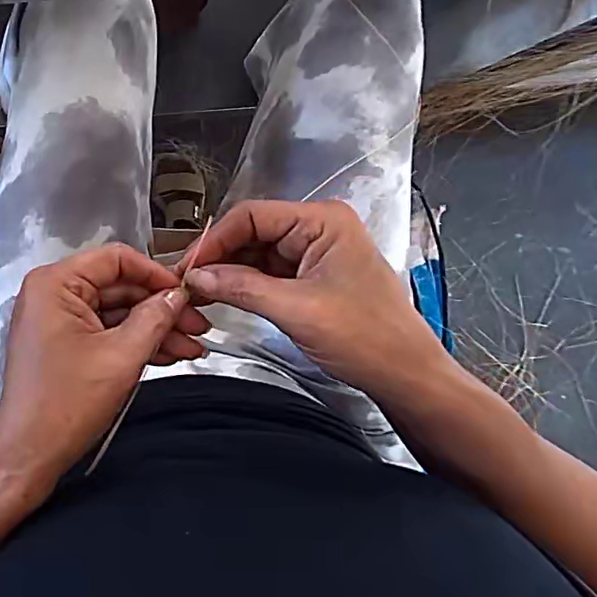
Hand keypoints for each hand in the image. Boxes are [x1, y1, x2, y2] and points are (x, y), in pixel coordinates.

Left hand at [0, 244, 208, 494]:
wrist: (30, 451)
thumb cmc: (62, 405)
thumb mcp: (120, 357)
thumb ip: (153, 319)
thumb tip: (175, 296)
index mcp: (54, 283)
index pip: (114, 258)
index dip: (155, 274)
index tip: (185, 292)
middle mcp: (50, 293)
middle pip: (117, 285)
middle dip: (160, 307)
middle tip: (197, 324)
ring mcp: (54, 317)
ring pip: (114, 310)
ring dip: (153, 327)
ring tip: (191, 345)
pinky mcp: (61, 341)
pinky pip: (104, 329)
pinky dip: (133, 341)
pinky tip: (167, 354)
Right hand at [180, 199, 454, 400]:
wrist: (409, 380)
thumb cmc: (370, 340)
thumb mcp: (296, 310)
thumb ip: (240, 287)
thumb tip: (195, 277)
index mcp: (323, 221)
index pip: (250, 216)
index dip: (214, 241)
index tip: (188, 267)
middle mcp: (318, 228)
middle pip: (248, 232)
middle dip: (217, 257)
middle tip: (187, 282)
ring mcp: (313, 250)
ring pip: (252, 252)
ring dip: (225, 272)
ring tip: (198, 292)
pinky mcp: (309, 273)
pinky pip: (263, 270)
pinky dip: (240, 283)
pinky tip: (220, 296)